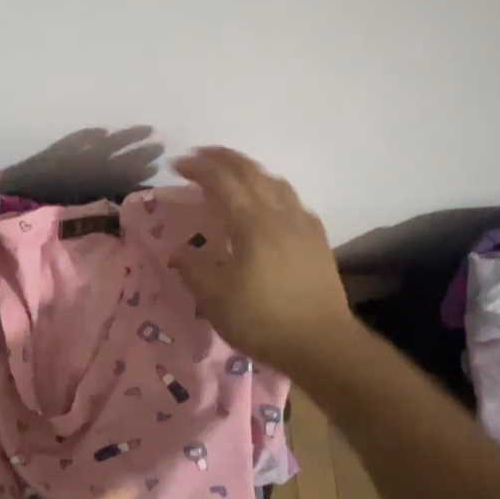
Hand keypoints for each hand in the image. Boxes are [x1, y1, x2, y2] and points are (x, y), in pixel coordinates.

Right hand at [171, 147, 354, 372]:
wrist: (322, 343)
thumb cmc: (264, 322)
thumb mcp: (216, 300)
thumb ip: (194, 270)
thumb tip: (177, 251)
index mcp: (251, 225)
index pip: (221, 183)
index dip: (199, 168)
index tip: (178, 164)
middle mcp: (278, 215)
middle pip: (251, 173)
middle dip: (223, 159)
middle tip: (200, 155)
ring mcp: (302, 225)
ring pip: (275, 182)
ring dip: (250, 170)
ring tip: (232, 171)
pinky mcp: (317, 240)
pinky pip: (293, 201)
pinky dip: (273, 190)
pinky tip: (270, 202)